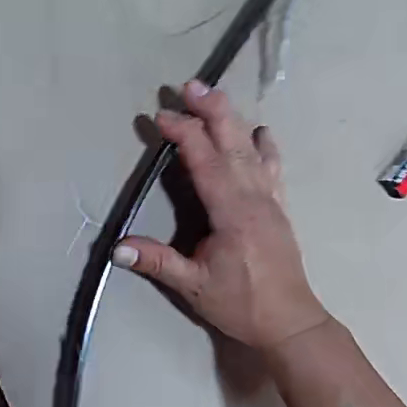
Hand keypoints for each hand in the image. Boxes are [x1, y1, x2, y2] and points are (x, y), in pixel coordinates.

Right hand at [112, 80, 329, 350]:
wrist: (290, 322)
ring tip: (216, 96)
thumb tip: (116, 249)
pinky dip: (263, 145)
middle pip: (233, 143)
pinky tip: (260, 132)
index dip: (183, 135)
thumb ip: (157, 262)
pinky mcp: (279, 208)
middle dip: (211, 111)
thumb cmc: (241, 304)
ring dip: (232, 120)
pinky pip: (272, 167)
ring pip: (252, 149)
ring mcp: (271, 200)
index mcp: (232, 213)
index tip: (160, 117)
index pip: (204, 162)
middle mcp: (255, 198)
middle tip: (191, 84)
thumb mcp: (193, 287)